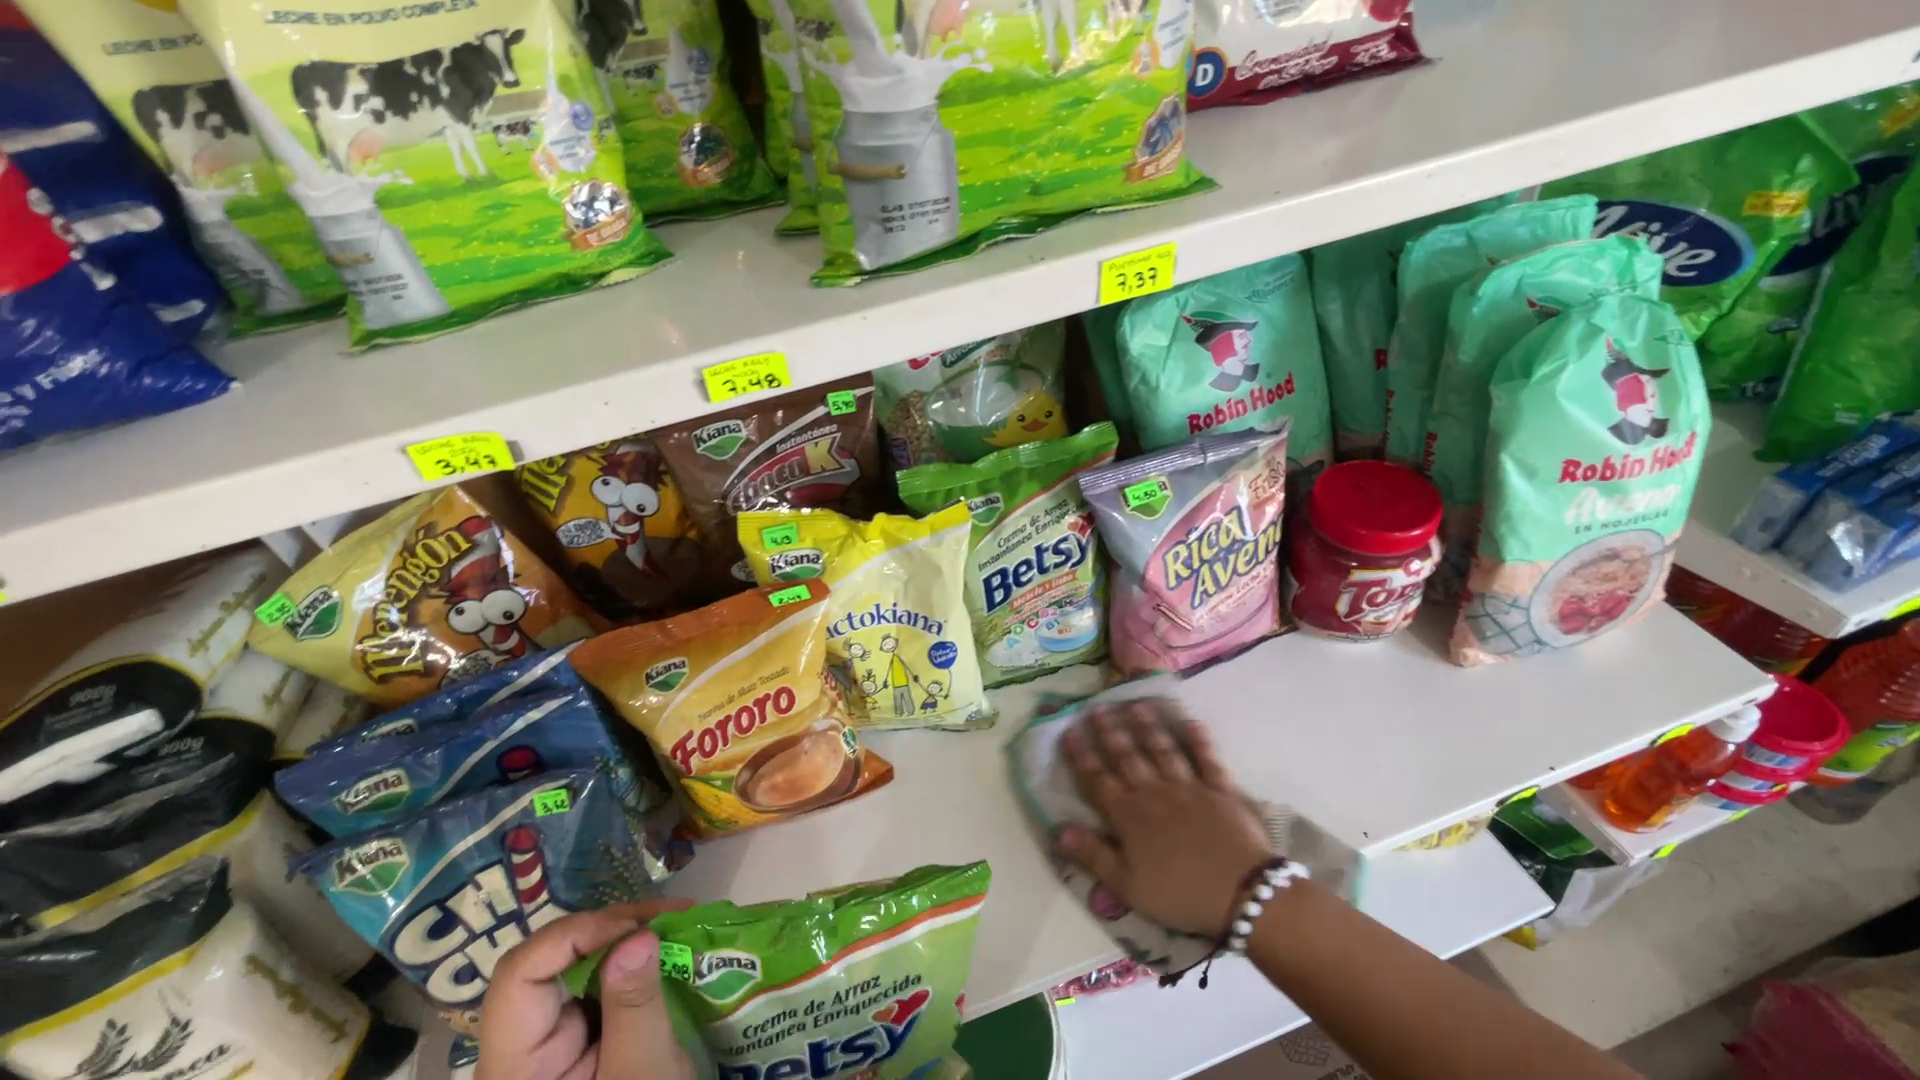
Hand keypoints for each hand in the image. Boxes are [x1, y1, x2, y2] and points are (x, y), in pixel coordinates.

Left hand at [477, 900, 693, 1079]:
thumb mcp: (643, 1077)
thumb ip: (635, 1006)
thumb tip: (638, 934)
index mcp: (512, 1069)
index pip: (520, 975)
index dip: (576, 935)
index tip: (641, 924)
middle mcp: (513, 1053)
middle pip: (544, 967)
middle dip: (608, 932)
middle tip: (673, 916)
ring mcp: (540, 1054)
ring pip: (570, 975)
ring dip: (623, 945)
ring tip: (676, 927)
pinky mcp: (567, 1054)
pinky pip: (590, 997)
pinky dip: (627, 971)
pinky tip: (665, 956)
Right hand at [1054, 699, 1273, 935]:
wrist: (1243, 892)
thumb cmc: (1180, 894)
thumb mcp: (1127, 886)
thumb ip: (1092, 855)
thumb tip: (1058, 828)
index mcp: (1129, 816)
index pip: (1097, 780)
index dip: (1081, 756)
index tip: (1069, 731)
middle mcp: (1155, 793)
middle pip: (1127, 757)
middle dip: (1110, 732)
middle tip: (1097, 708)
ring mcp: (1189, 788)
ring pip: (1163, 750)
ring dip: (1148, 727)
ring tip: (1135, 705)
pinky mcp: (1221, 790)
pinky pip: (1207, 759)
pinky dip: (1199, 740)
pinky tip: (1192, 723)